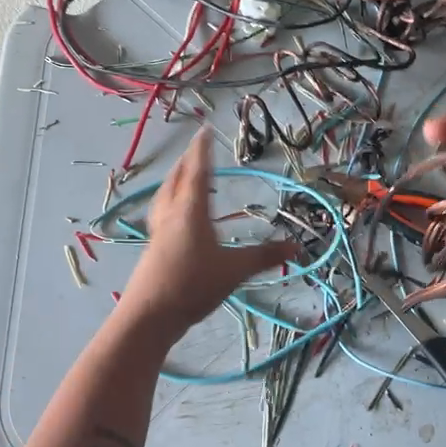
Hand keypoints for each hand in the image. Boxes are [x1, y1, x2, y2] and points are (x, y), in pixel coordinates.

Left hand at [118, 133, 298, 330]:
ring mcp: (158, 233)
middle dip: (186, 162)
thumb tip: (296, 246)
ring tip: (181, 175)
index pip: (198, 172)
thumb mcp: (234, 270)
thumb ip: (264, 256)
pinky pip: (161, 214)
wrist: (149, 316)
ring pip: (164, 196)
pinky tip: (173, 216)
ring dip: (174, 180)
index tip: (205, 130)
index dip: (203, 150)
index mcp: (191, 212)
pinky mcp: (153, 249)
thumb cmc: (192, 285)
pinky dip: (169, 202)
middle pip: (176, 180)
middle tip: (195, 150)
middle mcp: (171, 215)